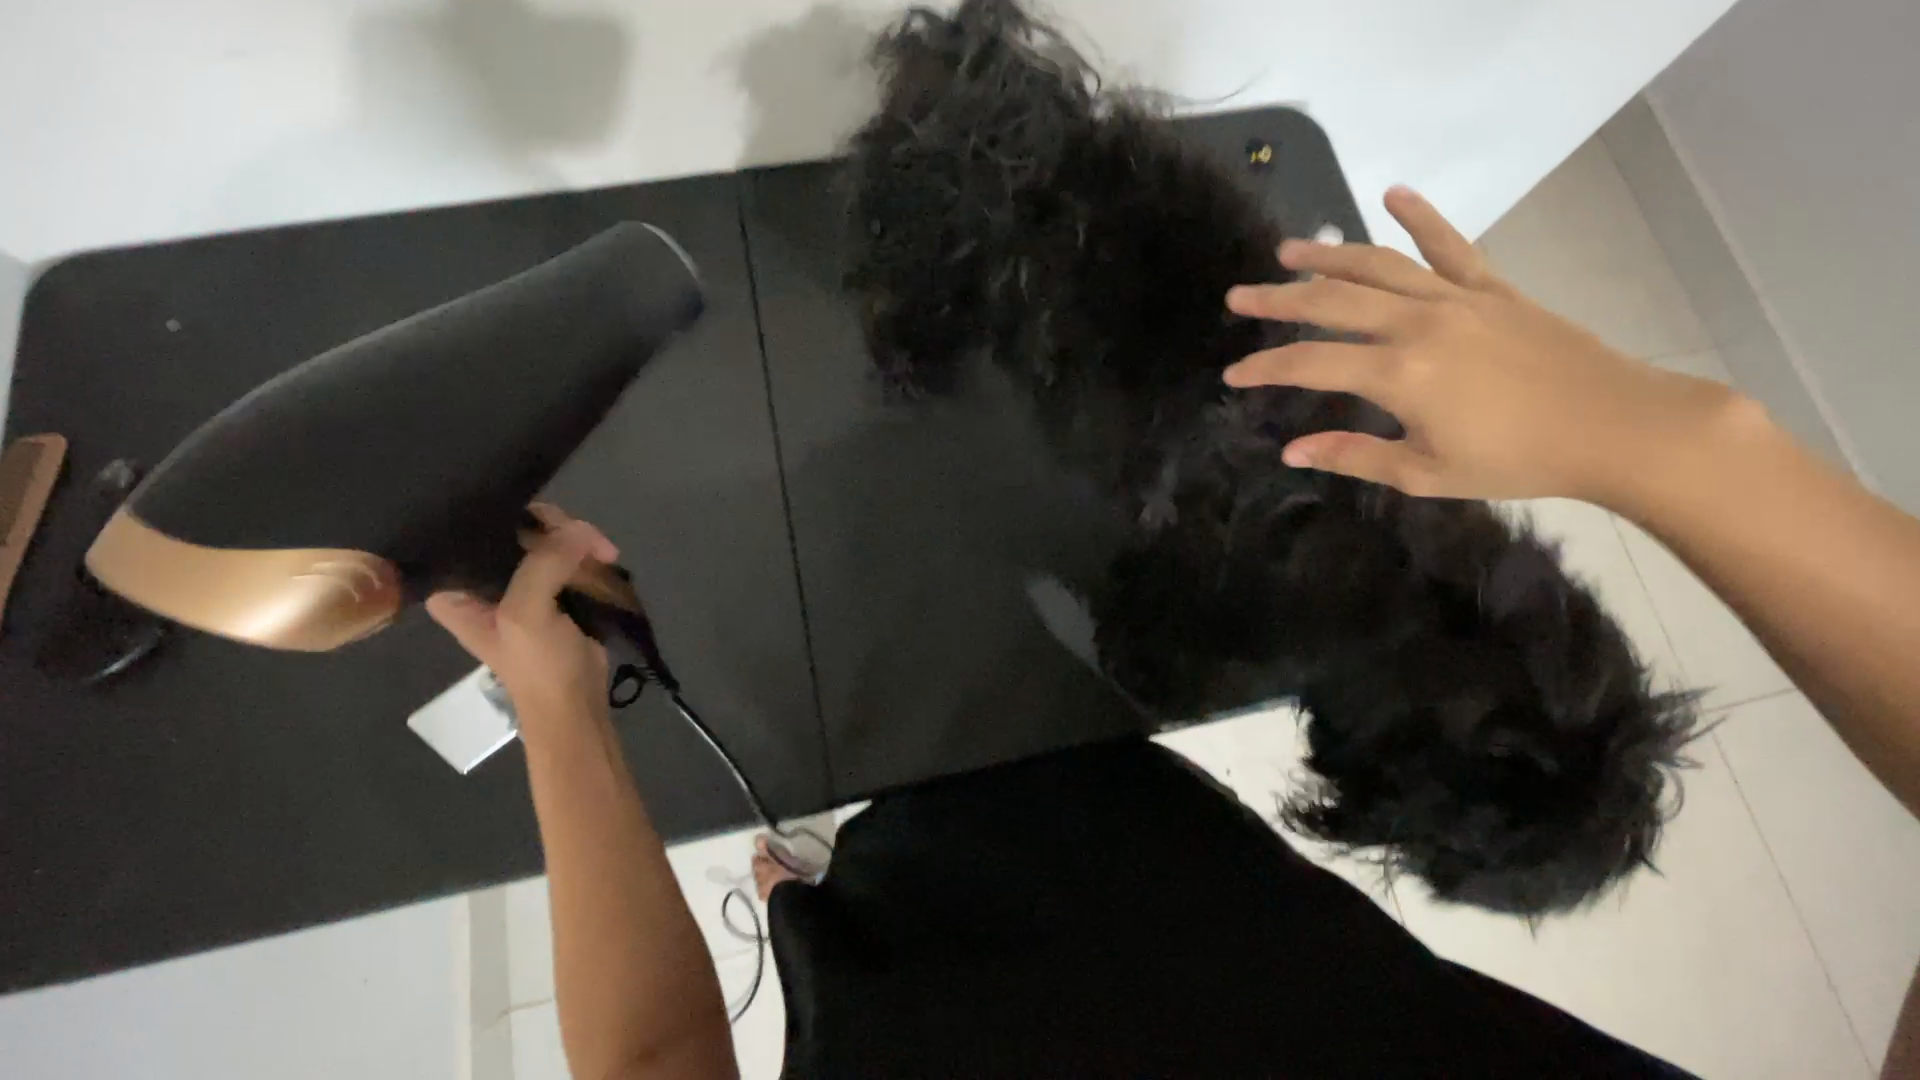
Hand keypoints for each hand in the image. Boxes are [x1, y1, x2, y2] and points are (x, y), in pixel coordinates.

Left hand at [426, 505, 620, 723]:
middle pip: (517, 528)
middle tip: (591, 542)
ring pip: (547, 538)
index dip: (513, 518)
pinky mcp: (551, 589)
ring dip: (580, 540)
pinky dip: (587, 552)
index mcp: (456, 586)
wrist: (575, 703)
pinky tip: (606, 558)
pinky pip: (567, 554)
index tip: (552, 527)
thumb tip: (580, 531)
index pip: (476, 530)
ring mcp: (519, 583)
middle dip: (558, 530)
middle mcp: (482, 580)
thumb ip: (544, 565)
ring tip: (606, 555)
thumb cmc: (538, 666)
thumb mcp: (527, 615)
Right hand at [1221, 186, 1742, 503]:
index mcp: (1397, 374)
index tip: (1233, 374)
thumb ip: (1354, 455)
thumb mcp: (1425, 472)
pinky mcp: (1491, 289)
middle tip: (1238, 296)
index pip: (1309, 363)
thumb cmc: (1515, 460)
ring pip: (1377, 266)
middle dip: (1277, 299)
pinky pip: (1449, 245)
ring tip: (1289, 249)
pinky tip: (1394, 194)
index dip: (1264, 368)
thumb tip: (1291, 453)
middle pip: (1331, 301)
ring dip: (1328, 254)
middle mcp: (1417, 323)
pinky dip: (1421, 217)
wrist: (1615, 426)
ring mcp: (1455, 299)